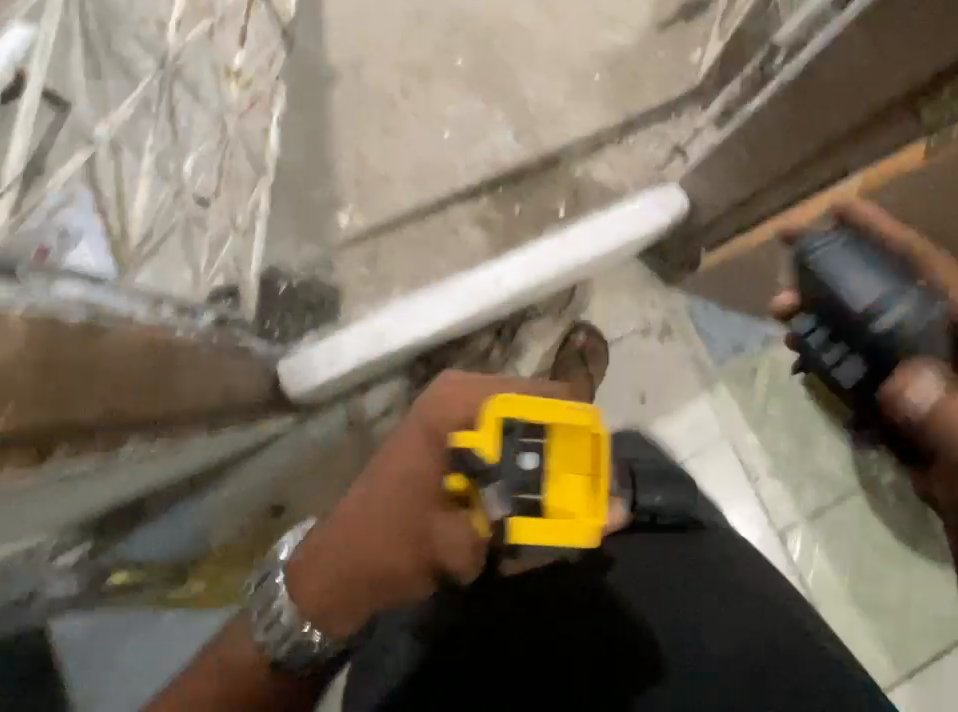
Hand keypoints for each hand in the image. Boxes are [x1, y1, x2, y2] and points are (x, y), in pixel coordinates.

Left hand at [284, 370, 572, 639]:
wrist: (339, 567)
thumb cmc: (397, 548)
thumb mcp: (475, 541)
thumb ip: (551, 522)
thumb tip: (618, 511)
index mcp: (459, 401)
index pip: (546, 396)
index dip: (579, 436)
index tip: (598, 479)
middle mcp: (459, 389)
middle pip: (538, 407)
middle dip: (564, 452)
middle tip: (583, 499)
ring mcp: (451, 404)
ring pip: (523, 422)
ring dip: (542, 462)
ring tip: (554, 507)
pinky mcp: (449, 425)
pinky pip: (503, 433)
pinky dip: (519, 464)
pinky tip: (520, 501)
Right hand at [769, 201, 957, 540]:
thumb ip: (939, 408)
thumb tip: (897, 381)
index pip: (928, 265)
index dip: (885, 233)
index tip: (840, 209)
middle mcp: (949, 333)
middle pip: (887, 283)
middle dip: (837, 265)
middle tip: (789, 248)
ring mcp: (924, 360)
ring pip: (866, 317)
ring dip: (823, 308)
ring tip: (780, 310)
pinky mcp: (904, 387)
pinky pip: (859, 352)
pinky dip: (828, 346)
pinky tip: (798, 347)